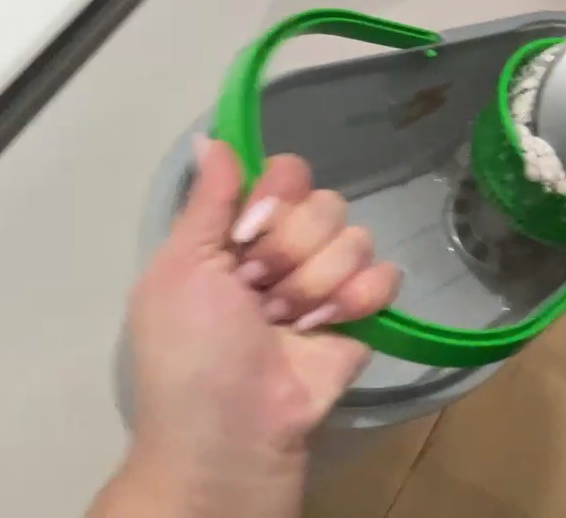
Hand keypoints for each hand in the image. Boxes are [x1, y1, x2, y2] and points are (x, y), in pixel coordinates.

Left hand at [93, 139, 400, 517]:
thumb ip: (204, 203)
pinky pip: (387, 273)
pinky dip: (357, 302)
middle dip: (291, 254)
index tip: (248, 233)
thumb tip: (209, 137)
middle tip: (258, 294)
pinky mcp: (366, 306)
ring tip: (287, 324)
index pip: (287, 172)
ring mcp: (331, 275)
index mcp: (245, 231)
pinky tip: (327, 329)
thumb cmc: (190, 354)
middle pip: (327, 203)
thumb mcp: (178, 275)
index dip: (277, 197)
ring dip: (315, 287)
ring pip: (357, 238)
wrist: (233, 428)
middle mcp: (291, 244)